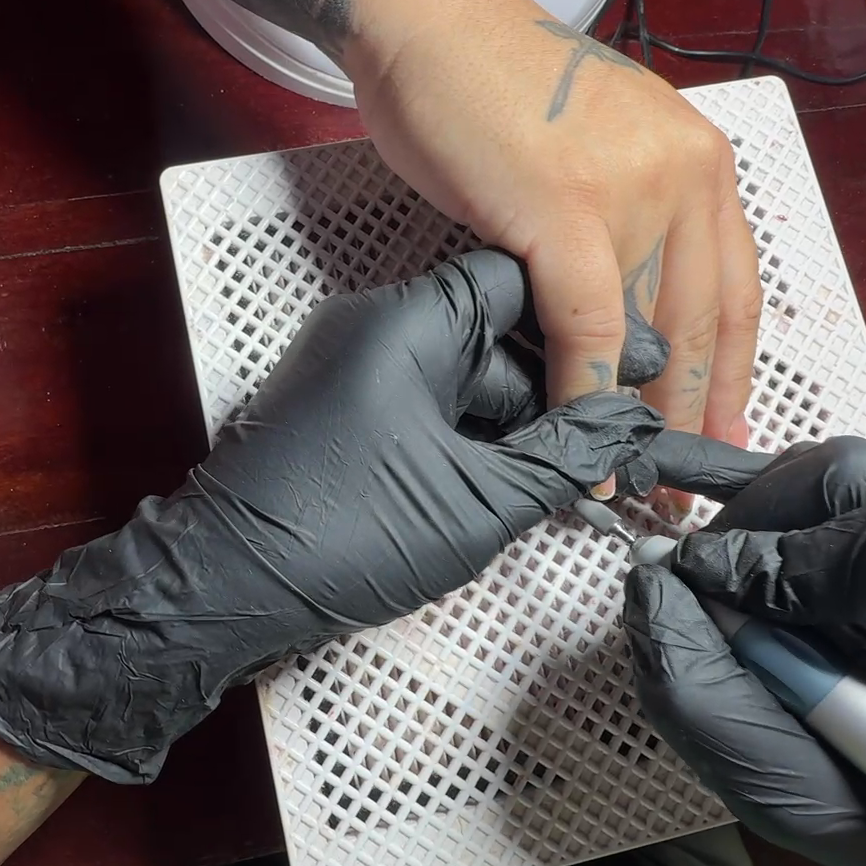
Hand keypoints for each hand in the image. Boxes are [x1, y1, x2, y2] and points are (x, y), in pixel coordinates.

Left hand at [0, 251, 667, 783]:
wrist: (229, 584)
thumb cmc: (346, 533)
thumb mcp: (477, 500)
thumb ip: (564, 456)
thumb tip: (628, 426)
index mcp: (409, 320)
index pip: (520, 282)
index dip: (584, 322)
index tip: (637, 367)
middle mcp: (375, 325)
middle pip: (493, 334)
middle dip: (553, 388)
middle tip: (615, 437)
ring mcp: (353, 366)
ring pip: (459, 375)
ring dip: (513, 421)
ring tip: (575, 469)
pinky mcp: (341, 407)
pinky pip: (422, 402)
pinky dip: (468, 434)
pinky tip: (512, 477)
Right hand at [342, 0, 761, 469]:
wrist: (426, 27)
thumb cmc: (488, 88)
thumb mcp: (579, 158)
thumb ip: (610, 228)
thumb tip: (603, 314)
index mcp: (693, 162)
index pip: (731, 293)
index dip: (730, 379)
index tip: (717, 436)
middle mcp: (682, 175)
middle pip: (705, 324)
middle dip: (695, 417)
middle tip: (680, 486)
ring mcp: (629, 191)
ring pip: (651, 334)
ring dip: (640, 418)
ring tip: (629, 477)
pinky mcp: (565, 212)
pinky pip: (587, 325)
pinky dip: (583, 390)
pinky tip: (579, 437)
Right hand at [621, 435, 865, 865]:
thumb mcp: (771, 781)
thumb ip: (695, 684)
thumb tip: (650, 570)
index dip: (789, 556)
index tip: (715, 595)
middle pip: (862, 480)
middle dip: (755, 521)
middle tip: (704, 578)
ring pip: (843, 470)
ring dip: (759, 512)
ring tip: (728, 571)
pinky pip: (844, 480)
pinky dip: (767, 492)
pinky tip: (703, 489)